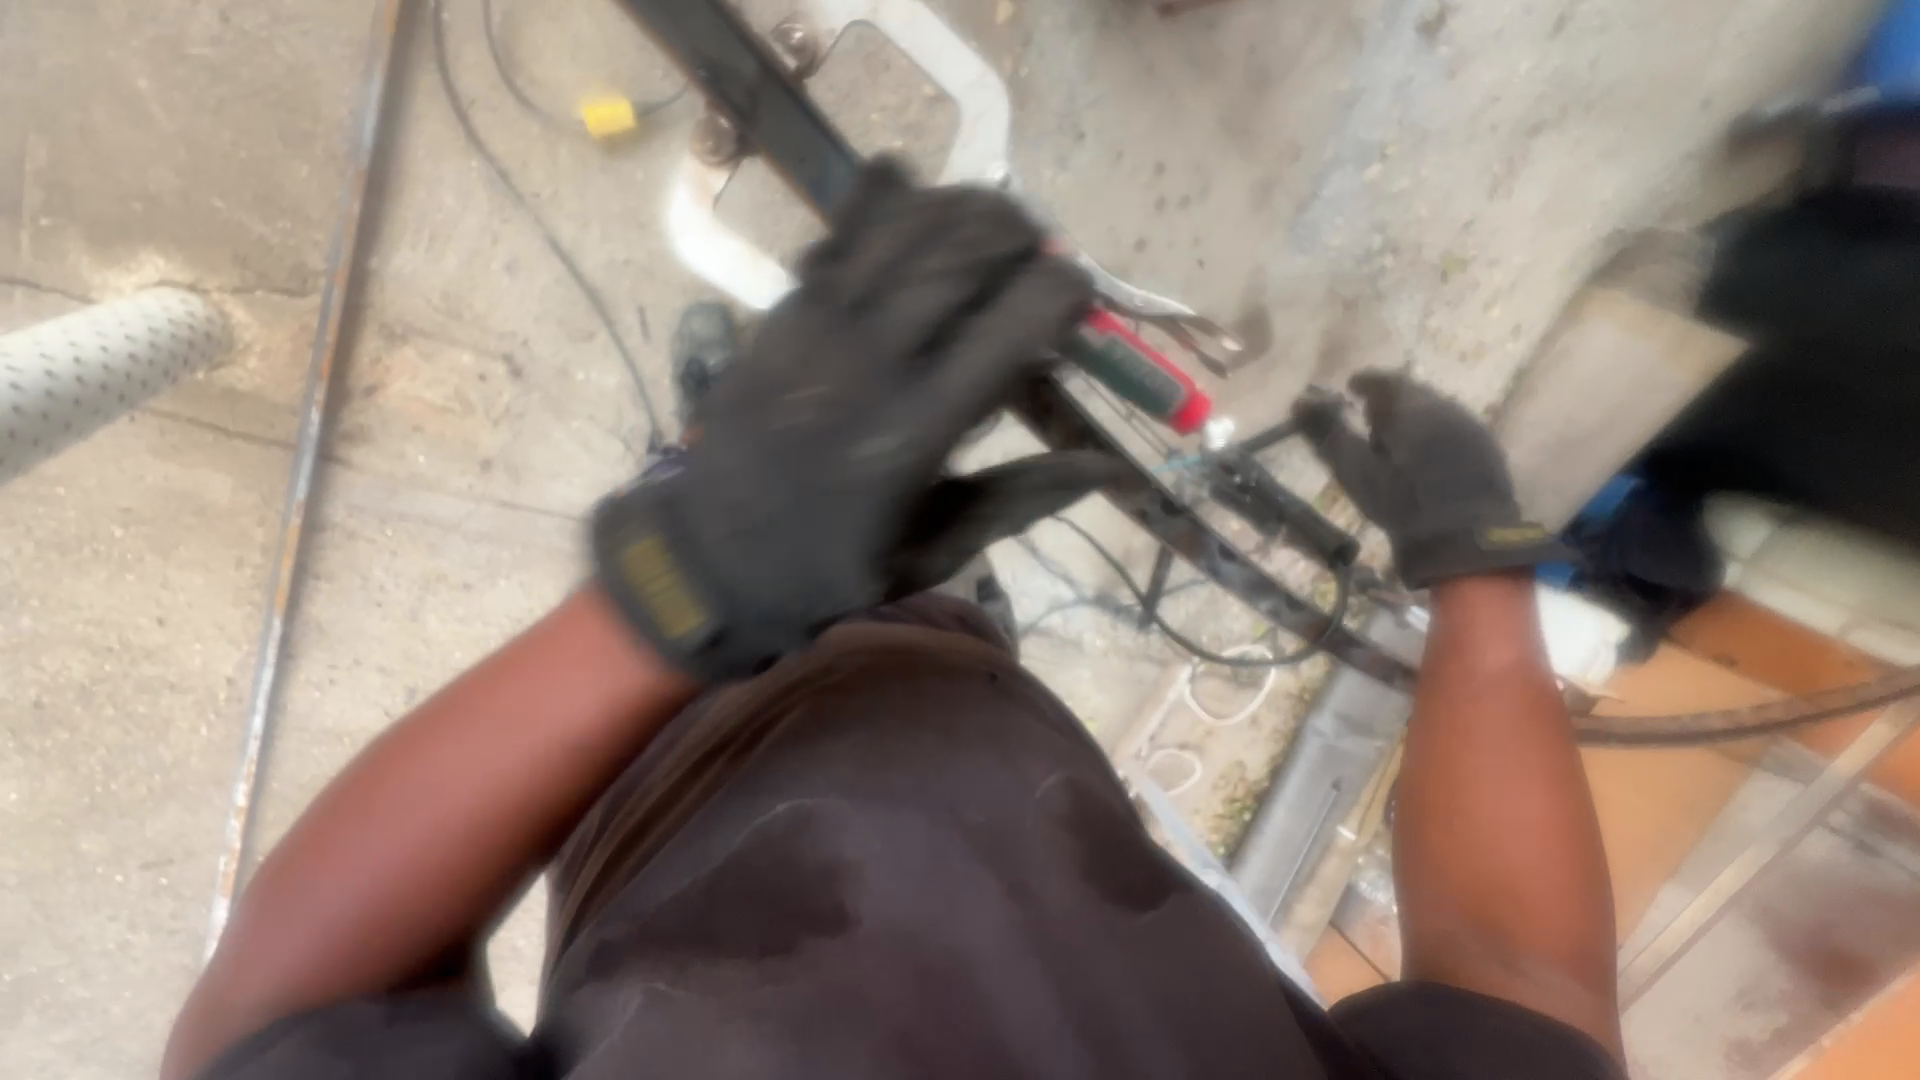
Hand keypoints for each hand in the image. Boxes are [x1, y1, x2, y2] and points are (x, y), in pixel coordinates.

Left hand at [592, 161, 1123, 679]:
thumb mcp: (936, 551)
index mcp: (918, 429)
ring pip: (906, 222)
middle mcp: (872, 358)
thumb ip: (1022, 498)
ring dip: (963, 209)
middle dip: (1020, 236)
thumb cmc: (831, 567)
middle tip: (1038, 257)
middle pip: (965, 249)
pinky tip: (911, 211)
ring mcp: (818, 323)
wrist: (707, 557)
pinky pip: (842, 229)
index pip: (1014, 321)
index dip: (1064, 294)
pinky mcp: (781, 309)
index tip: (1076, 306)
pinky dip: (887, 203)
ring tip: (987, 230)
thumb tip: (1108, 466)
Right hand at [1292, 369, 1567, 588]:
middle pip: (1413, 394)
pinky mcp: (1485, 451)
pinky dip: (1430, 434)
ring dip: (1410, 418)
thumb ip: (1327, 432)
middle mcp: (1446, 408)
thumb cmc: (1400, 501)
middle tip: (1367, 416)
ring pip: (1434, 411)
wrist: (1463, 537)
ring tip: (1391, 439)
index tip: (1350, 388)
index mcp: (1412, 408)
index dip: (1365, 382)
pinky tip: (1420, 457)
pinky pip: (1451, 429)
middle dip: (1388, 401)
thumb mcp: (1353, 469)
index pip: (1386, 380)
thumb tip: (1300, 401)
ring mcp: (1470, 429)